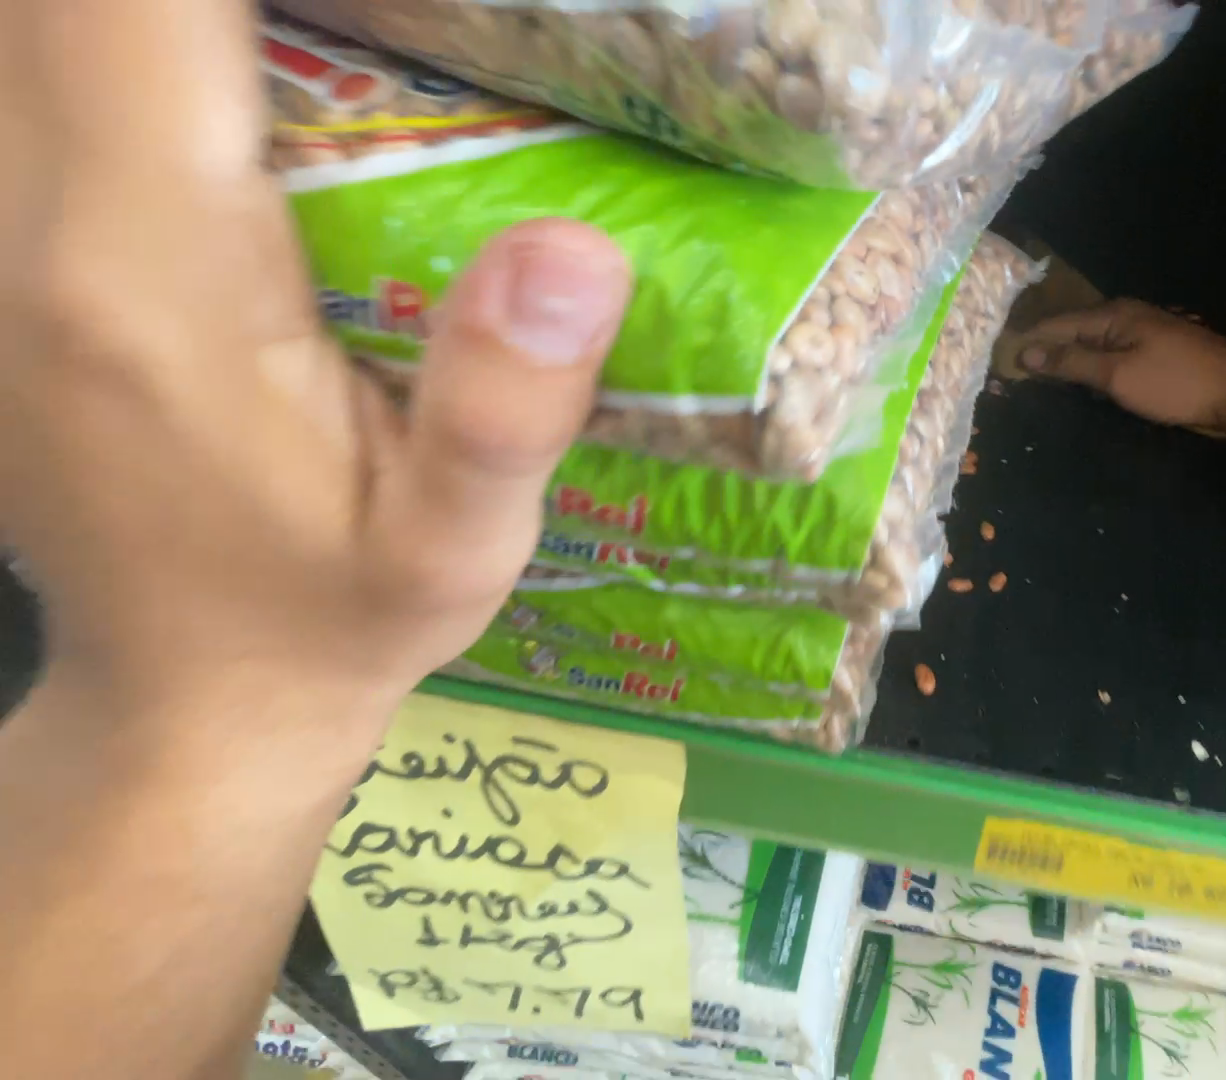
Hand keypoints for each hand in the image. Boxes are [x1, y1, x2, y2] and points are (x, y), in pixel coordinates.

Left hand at [0, 0, 631, 739]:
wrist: (207, 691)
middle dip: (213, 1)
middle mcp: (24, 226)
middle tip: (399, 35)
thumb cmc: (351, 613)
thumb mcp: (460, 543)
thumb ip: (506, 410)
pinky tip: (237, 103)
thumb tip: (580, 249)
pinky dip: (122, 60)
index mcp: (154, 278)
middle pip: (63, 6)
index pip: (132, 9)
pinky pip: (38, 96)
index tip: (420, 8)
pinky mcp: (2, 261)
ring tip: (326, 64)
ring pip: (38, 42)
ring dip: (163, 26)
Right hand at [1011, 299, 1225, 426]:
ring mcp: (1139, 340)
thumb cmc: (1176, 382)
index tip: (996, 360)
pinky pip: (1107, 364)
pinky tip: (1074, 390)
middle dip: (1041, 352)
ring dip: (1063, 365)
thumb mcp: (1117, 374)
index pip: (1055, 324)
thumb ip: (1071, 363)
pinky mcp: (1150, 361)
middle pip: (1071, 334)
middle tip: (1007, 374)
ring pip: (1089, 350)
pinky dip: (1087, 375)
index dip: (1026, 342)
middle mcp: (1123, 320)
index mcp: (1113, 315)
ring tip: (1031, 383)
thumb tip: (1027, 353)